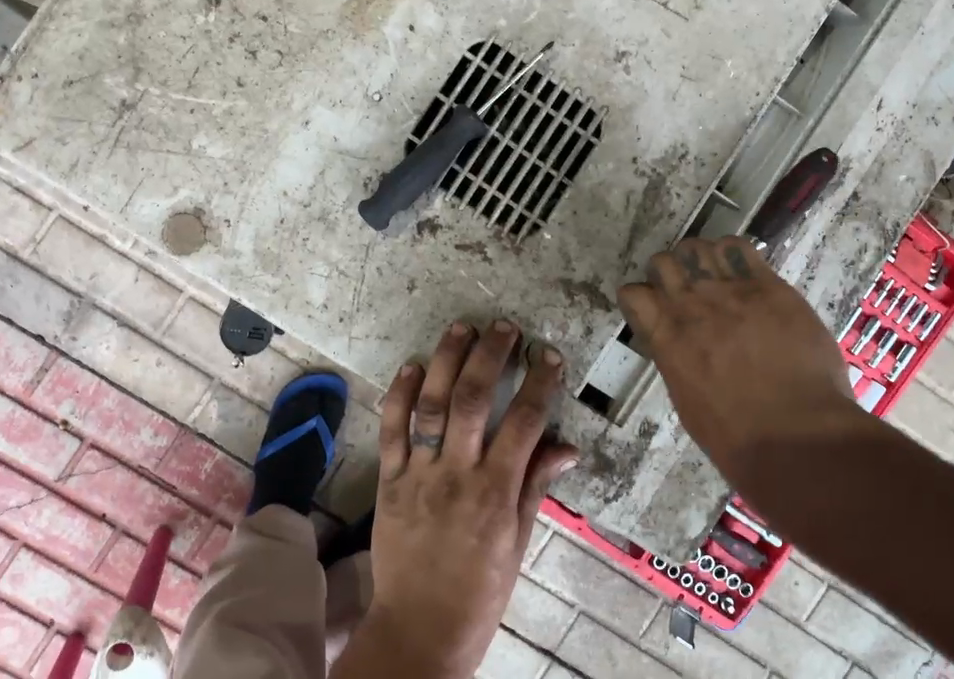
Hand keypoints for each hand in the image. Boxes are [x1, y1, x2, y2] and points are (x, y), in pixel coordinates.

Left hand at [354, 321, 576, 678]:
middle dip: (489, 357)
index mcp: (496, 492)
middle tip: (504, 328)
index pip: (523, 424)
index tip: (548, 356)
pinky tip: (412, 365)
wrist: (422, 625)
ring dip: (445, 361)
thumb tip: (565, 444)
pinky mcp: (389, 480)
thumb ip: (536, 486)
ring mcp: (418, 474)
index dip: (538, 384)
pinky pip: (392, 429)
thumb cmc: (481, 589)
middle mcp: (457, 474)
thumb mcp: (519, 542)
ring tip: (461, 328)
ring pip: (431, 405)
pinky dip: (401, 394)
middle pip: (472, 401)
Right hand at [617, 236, 860, 491]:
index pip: (632, 292)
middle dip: (669, 272)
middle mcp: (690, 306)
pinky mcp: (769, 287)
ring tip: (714, 274)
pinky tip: (742, 269)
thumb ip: (676, 358)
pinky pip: (740, 248)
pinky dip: (734, 252)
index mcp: (665, 336)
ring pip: (697, 248)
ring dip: (700, 259)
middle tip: (686, 289)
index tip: (654, 307)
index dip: (643, 298)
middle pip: (663, 262)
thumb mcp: (685, 398)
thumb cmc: (736, 434)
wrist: (797, 434)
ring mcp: (729, 292)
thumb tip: (679, 344)